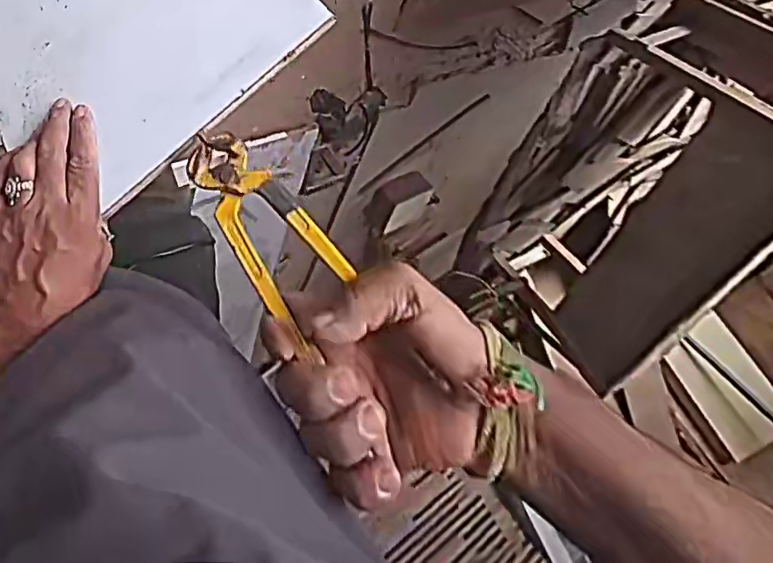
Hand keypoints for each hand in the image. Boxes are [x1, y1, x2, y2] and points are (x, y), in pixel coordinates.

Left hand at [0, 99, 109, 352]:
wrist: (24, 317)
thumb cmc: (63, 295)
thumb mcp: (98, 258)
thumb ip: (96, 226)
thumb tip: (94, 209)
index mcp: (78, 216)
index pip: (83, 162)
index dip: (83, 133)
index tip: (82, 117)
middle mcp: (48, 206)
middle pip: (54, 152)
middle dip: (58, 123)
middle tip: (61, 109)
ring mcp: (20, 209)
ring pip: (25, 160)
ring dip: (34, 139)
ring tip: (41, 128)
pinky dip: (5, 162)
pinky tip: (12, 156)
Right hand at [264, 264, 489, 510]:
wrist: (494, 402)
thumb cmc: (453, 340)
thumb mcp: (410, 292)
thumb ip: (362, 296)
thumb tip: (319, 321)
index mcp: (334, 327)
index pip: (280, 326)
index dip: (278, 338)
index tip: (295, 347)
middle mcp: (333, 370)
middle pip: (288, 384)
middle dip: (315, 391)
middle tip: (351, 388)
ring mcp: (347, 416)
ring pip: (311, 434)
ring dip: (342, 435)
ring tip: (379, 424)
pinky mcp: (368, 459)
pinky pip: (342, 480)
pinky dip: (360, 479)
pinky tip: (385, 465)